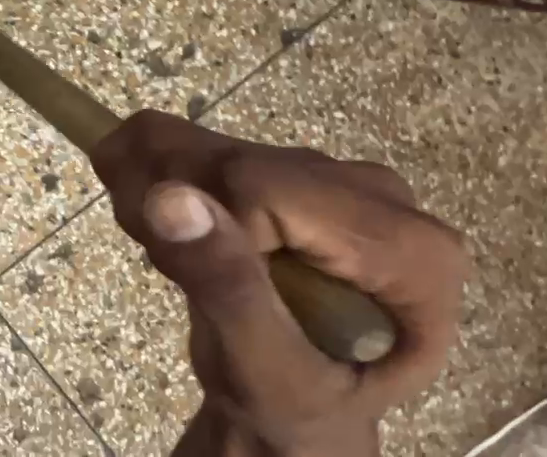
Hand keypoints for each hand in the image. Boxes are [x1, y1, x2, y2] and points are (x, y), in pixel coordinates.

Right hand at [91, 111, 465, 456]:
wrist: (293, 406)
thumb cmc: (293, 404)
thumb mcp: (266, 370)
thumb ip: (227, 285)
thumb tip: (168, 197)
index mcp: (404, 245)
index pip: (258, 185)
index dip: (203, 226)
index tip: (189, 279)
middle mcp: (374, 193)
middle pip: (220, 156)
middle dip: (163, 206)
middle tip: (170, 270)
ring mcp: (321, 172)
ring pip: (184, 140)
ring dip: (145, 195)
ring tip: (176, 259)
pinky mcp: (272, 162)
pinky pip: (173, 139)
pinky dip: (141, 179)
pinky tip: (173, 229)